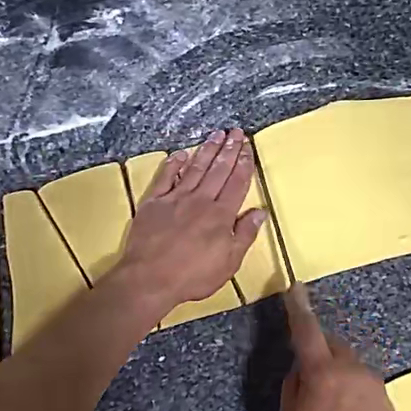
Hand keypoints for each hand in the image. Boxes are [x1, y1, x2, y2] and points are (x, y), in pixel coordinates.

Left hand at [113, 128, 265, 310]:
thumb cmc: (193, 276)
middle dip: (229, 150)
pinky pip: (166, 177)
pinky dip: (174, 164)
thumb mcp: (228, 263)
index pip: (237, 183)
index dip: (244, 164)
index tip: (248, 147)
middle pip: (218, 170)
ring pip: (195, 169)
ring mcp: (175, 199)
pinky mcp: (154, 203)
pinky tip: (181, 154)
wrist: (150, 279)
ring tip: (216, 134)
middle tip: (236, 132)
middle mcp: (200, 201)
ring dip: (207, 150)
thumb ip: (244, 235)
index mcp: (221, 215)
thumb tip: (260, 212)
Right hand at [278, 283, 410, 410]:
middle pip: (331, 346)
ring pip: (348, 366)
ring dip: (334, 375)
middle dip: (317, 352)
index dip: (298, 308)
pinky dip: (349, 391)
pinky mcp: (387, 401)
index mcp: (324, 374)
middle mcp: (353, 371)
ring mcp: (374, 385)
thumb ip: (293, 389)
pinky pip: (361, 384)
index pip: (307, 332)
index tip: (294, 287)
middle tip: (304, 379)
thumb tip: (300, 370)